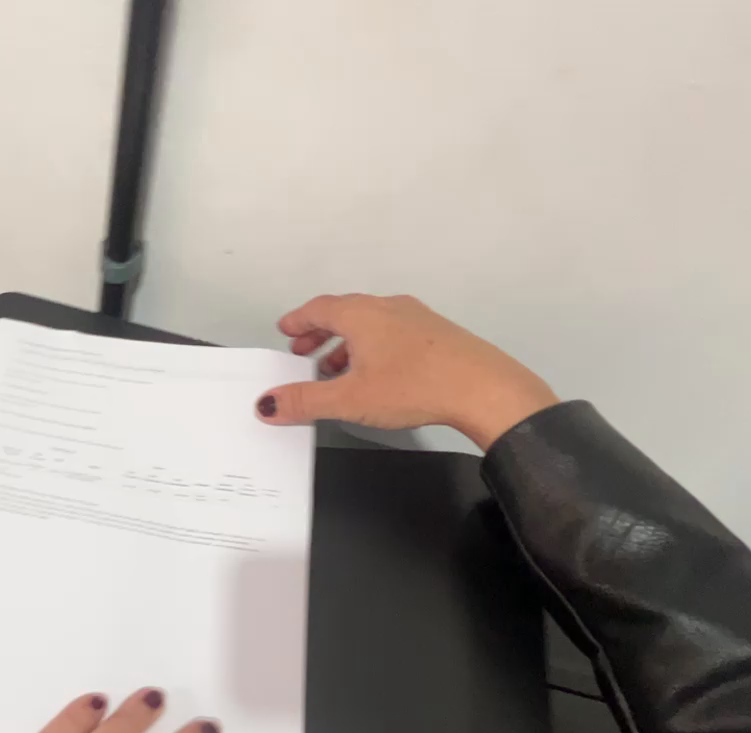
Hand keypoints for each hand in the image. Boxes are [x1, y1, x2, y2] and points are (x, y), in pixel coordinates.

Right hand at [256, 293, 559, 449]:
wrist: (483, 389)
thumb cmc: (415, 387)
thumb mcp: (349, 400)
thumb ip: (304, 401)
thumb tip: (267, 405)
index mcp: (362, 316)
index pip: (320, 309)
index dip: (298, 320)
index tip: (285, 330)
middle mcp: (388, 308)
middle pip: (344, 313)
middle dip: (319, 332)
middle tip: (302, 352)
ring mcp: (415, 318)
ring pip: (369, 323)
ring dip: (344, 343)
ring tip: (333, 370)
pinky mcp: (435, 334)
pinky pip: (390, 332)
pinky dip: (369, 346)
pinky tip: (372, 373)